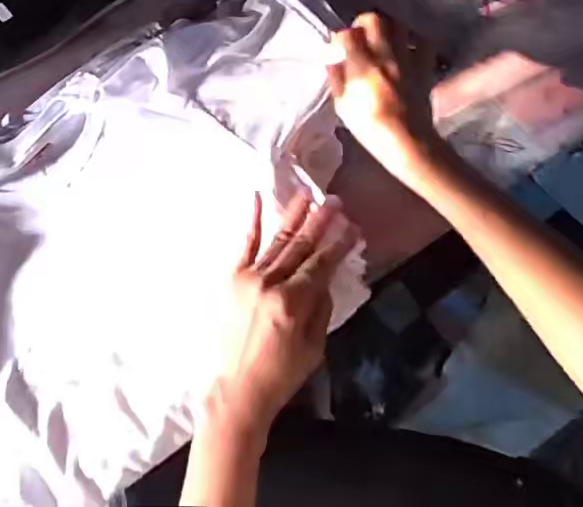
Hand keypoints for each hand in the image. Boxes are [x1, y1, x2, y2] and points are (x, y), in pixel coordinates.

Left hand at [206, 195, 358, 442]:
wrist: (236, 388)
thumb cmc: (280, 374)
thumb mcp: (313, 349)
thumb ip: (321, 309)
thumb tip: (325, 278)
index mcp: (293, 302)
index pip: (321, 265)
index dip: (338, 244)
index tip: (352, 226)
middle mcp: (270, 283)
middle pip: (300, 246)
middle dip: (319, 222)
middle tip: (334, 200)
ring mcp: (247, 276)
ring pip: (276, 240)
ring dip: (293, 216)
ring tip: (306, 195)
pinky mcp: (230, 276)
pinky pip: (244, 243)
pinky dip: (252, 220)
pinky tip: (257, 197)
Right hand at [325, 13, 451, 180]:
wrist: (410, 144)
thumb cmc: (370, 128)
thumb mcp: (342, 105)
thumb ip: (336, 77)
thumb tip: (332, 57)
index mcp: (361, 67)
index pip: (346, 34)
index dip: (339, 38)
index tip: (338, 48)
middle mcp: (385, 57)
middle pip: (374, 19)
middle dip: (363, 23)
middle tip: (361, 37)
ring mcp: (408, 60)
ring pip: (399, 25)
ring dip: (388, 28)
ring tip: (383, 40)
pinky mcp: (425, 67)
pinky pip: (424, 43)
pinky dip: (415, 41)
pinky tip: (407, 49)